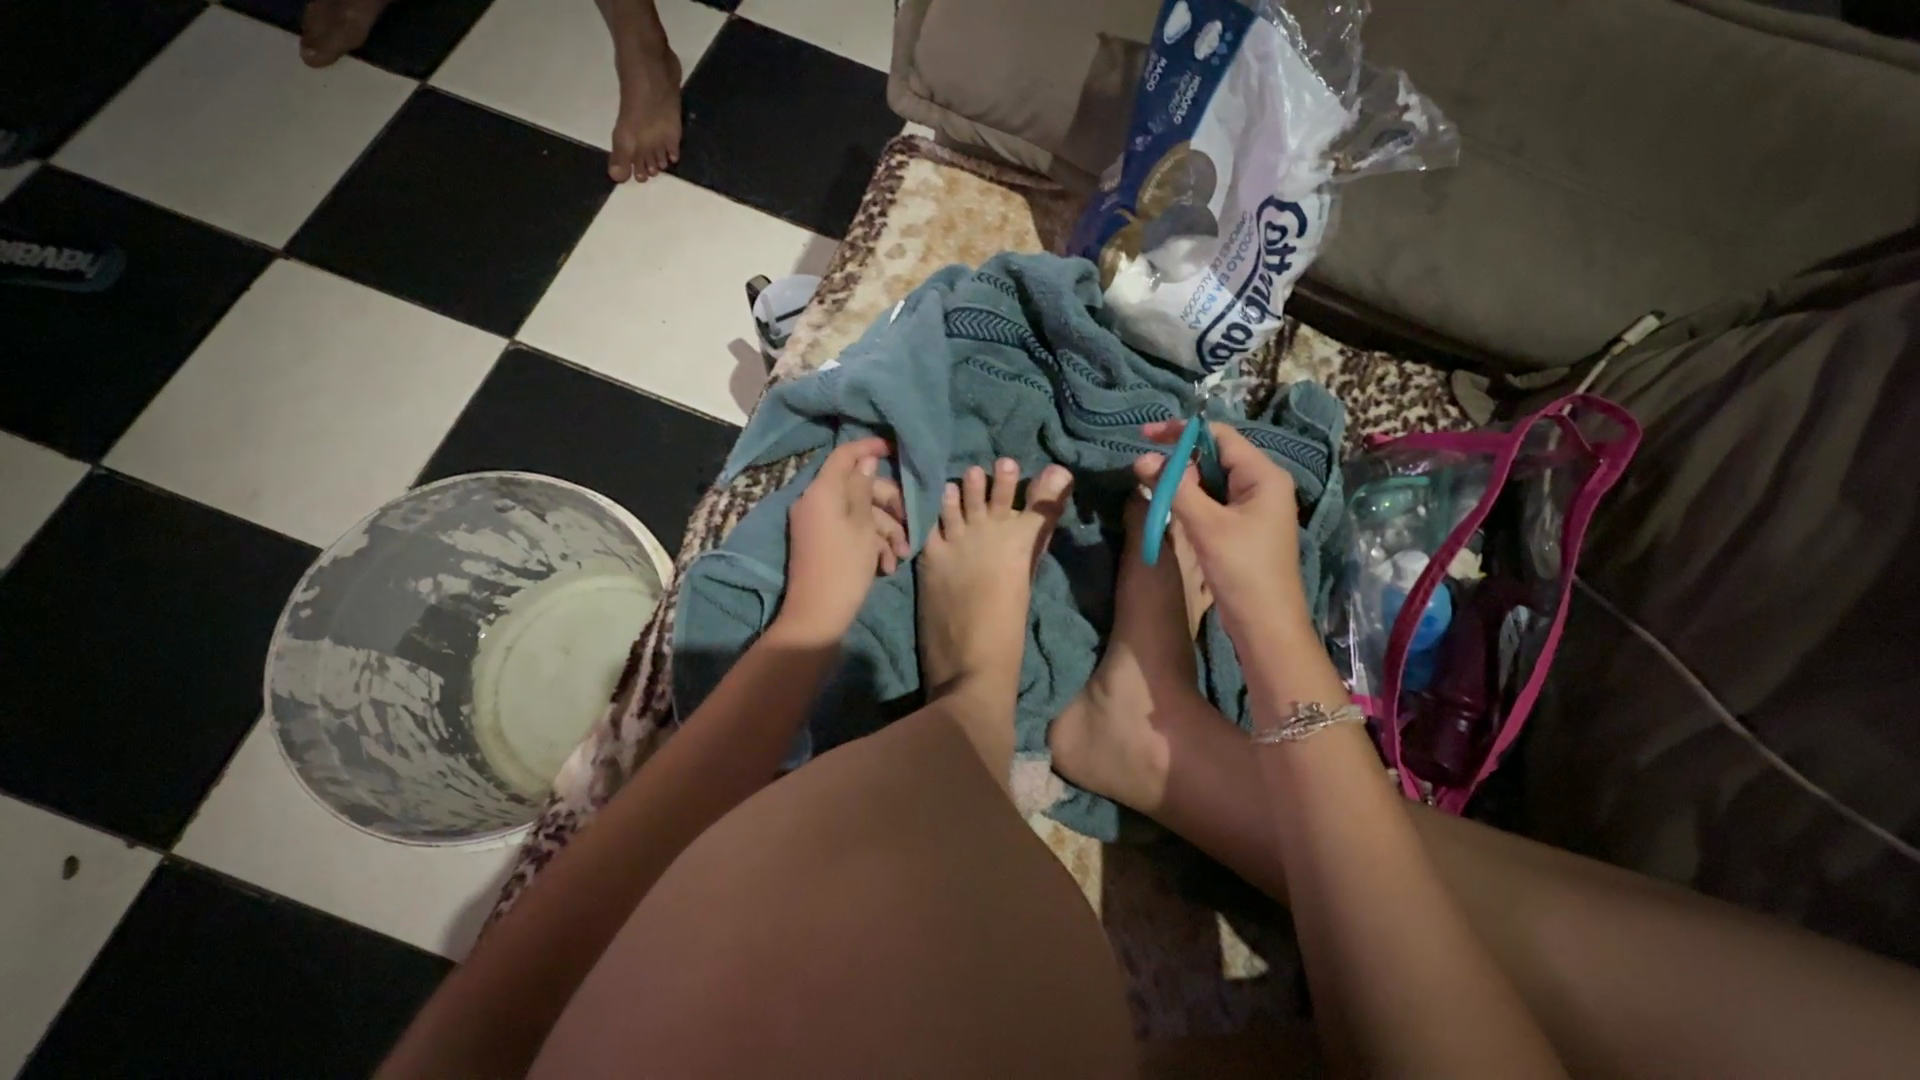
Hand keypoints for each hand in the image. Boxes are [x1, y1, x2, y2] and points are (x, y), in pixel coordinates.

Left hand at [777, 437, 910, 644]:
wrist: (818, 616)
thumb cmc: (844, 567)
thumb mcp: (862, 526)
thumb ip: (863, 489)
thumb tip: (866, 461)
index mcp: (822, 492)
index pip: (844, 456)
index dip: (868, 447)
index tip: (894, 448)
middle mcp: (816, 503)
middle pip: (858, 488)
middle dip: (888, 505)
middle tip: (910, 523)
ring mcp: (819, 524)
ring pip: (861, 514)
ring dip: (885, 531)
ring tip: (901, 554)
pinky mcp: (824, 544)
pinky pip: (852, 532)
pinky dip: (871, 545)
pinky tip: (887, 565)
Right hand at [1136, 420, 1312, 647]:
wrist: (1266, 624)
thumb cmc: (1243, 570)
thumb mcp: (1205, 525)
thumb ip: (1174, 488)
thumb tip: (1142, 458)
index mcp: (1263, 476)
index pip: (1219, 435)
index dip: (1182, 431)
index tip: (1145, 436)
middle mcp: (1262, 485)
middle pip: (1215, 456)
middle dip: (1179, 457)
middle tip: (1143, 466)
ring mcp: (1253, 507)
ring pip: (1211, 480)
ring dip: (1182, 480)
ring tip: (1151, 485)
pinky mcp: (1242, 528)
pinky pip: (1213, 502)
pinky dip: (1190, 500)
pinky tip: (1168, 506)